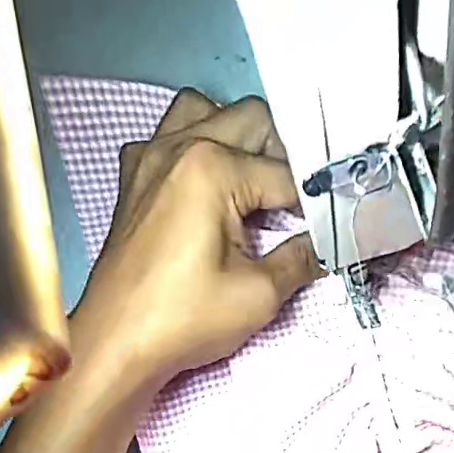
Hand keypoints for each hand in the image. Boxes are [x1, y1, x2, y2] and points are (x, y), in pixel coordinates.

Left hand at [63, 90, 321, 409]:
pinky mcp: (136, 177)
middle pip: (253, 122)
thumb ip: (299, 259)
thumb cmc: (185, 319)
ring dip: (241, 139)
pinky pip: (172, 136)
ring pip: (209, 111)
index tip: (333, 225)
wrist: (120, 341)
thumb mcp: (260, 295)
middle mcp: (180, 147)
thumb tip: (325, 246)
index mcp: (213, 169)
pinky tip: (214, 190)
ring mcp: (152, 157)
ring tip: (257, 185)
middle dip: (286, 159)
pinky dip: (200, 149)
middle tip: (301, 207)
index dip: (316, 203)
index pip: (287, 174)